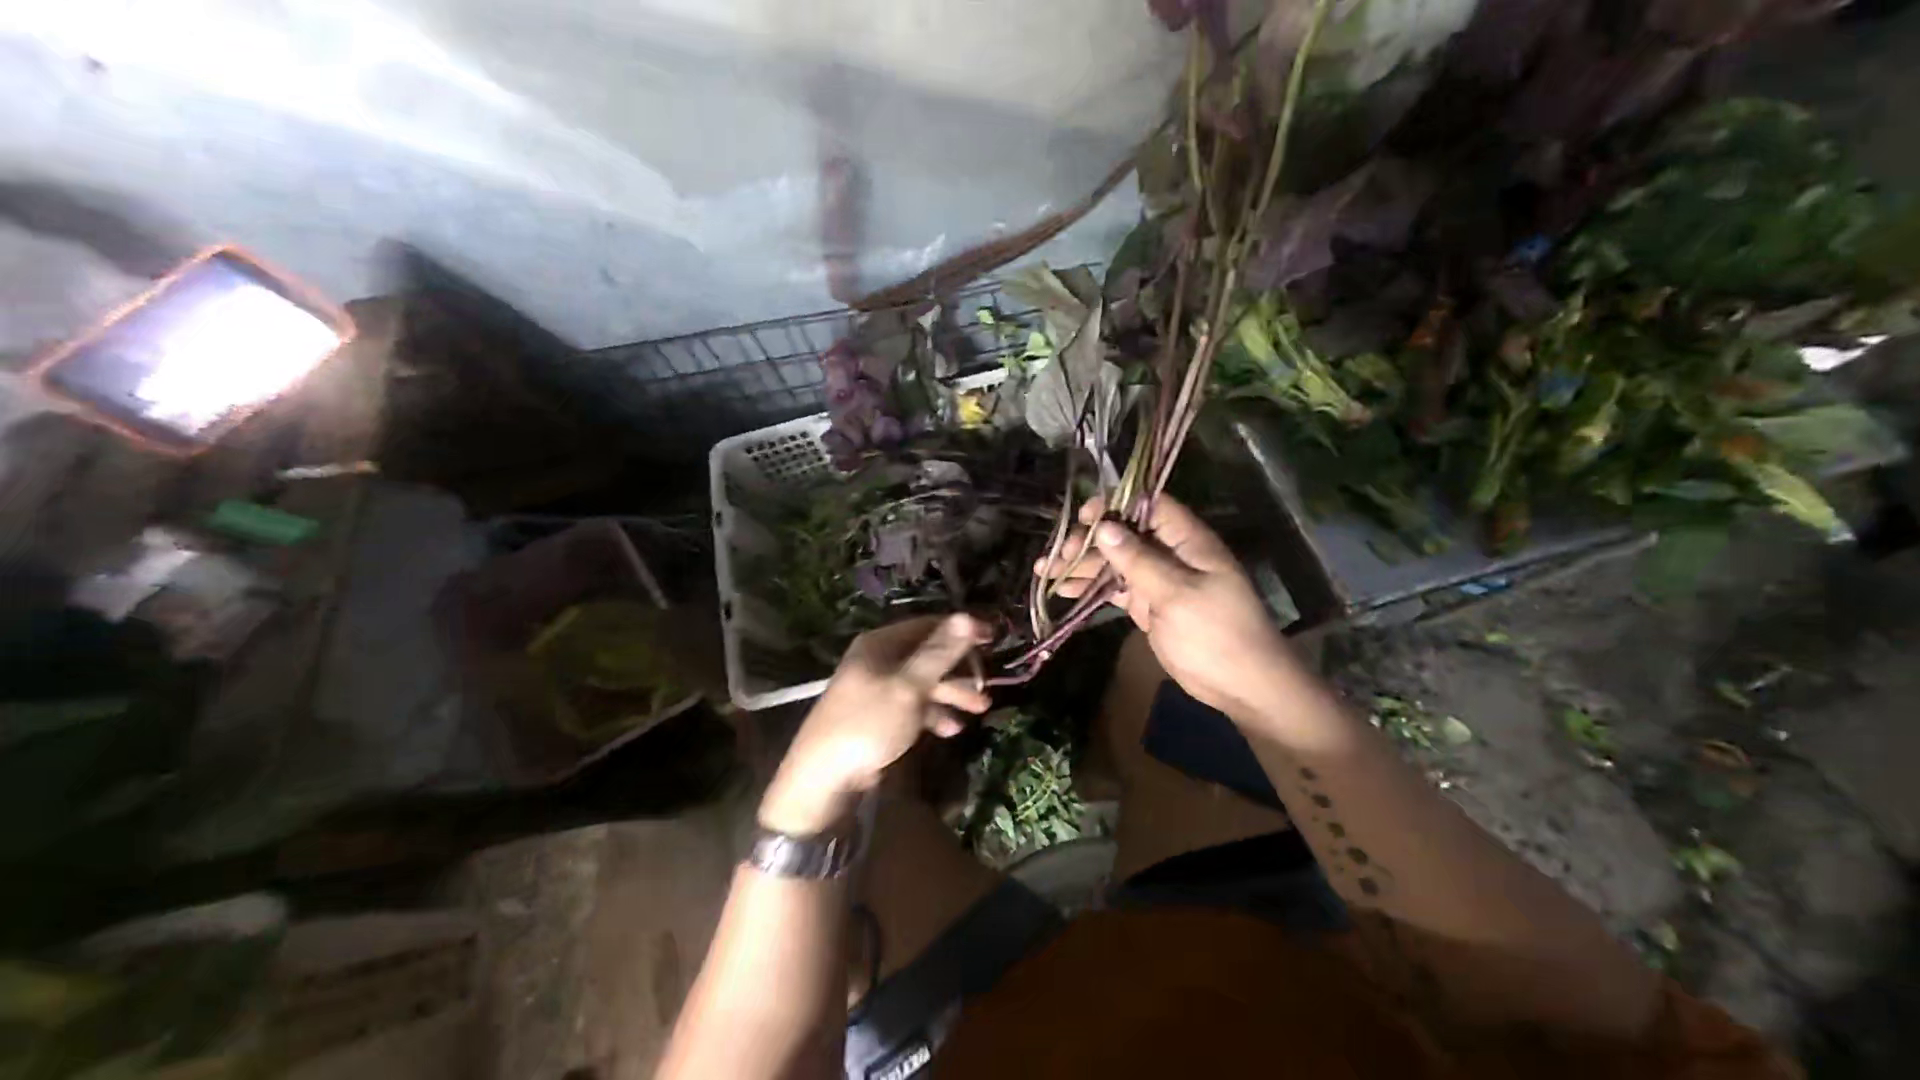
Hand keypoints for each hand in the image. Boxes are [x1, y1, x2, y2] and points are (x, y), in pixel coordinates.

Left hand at [759, 614, 992, 835]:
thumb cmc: (868, 723)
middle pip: (928, 655)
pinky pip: (914, 707)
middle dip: (960, 669)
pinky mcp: (880, 717)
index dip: (960, 630)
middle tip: (987, 682)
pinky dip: (934, 715)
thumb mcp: (908, 686)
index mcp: (880, 644)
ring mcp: (878, 690)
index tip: (992, 639)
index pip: (927, 625)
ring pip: (924, 683)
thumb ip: (940, 653)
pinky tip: (951, 730)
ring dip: (952, 694)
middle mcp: (878, 661)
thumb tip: (967, 616)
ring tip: (980, 709)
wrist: (824, 779)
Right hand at [1037, 496, 1300, 716]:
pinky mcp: (1149, 604)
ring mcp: (1159, 579)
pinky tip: (1063, 590)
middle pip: (1125, 534)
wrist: (1241, 684)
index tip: (1083, 516)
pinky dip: (1092, 588)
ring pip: (1115, 561)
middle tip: (1059, 555)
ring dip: (1083, 565)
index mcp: (1188, 541)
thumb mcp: (1176, 594)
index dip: (1116, 505)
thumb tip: (1103, 527)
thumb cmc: (1216, 634)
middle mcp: (1171, 553)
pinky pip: (1116, 588)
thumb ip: (1138, 560)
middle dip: (1089, 540)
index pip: (1149, 506)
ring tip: (1045, 571)